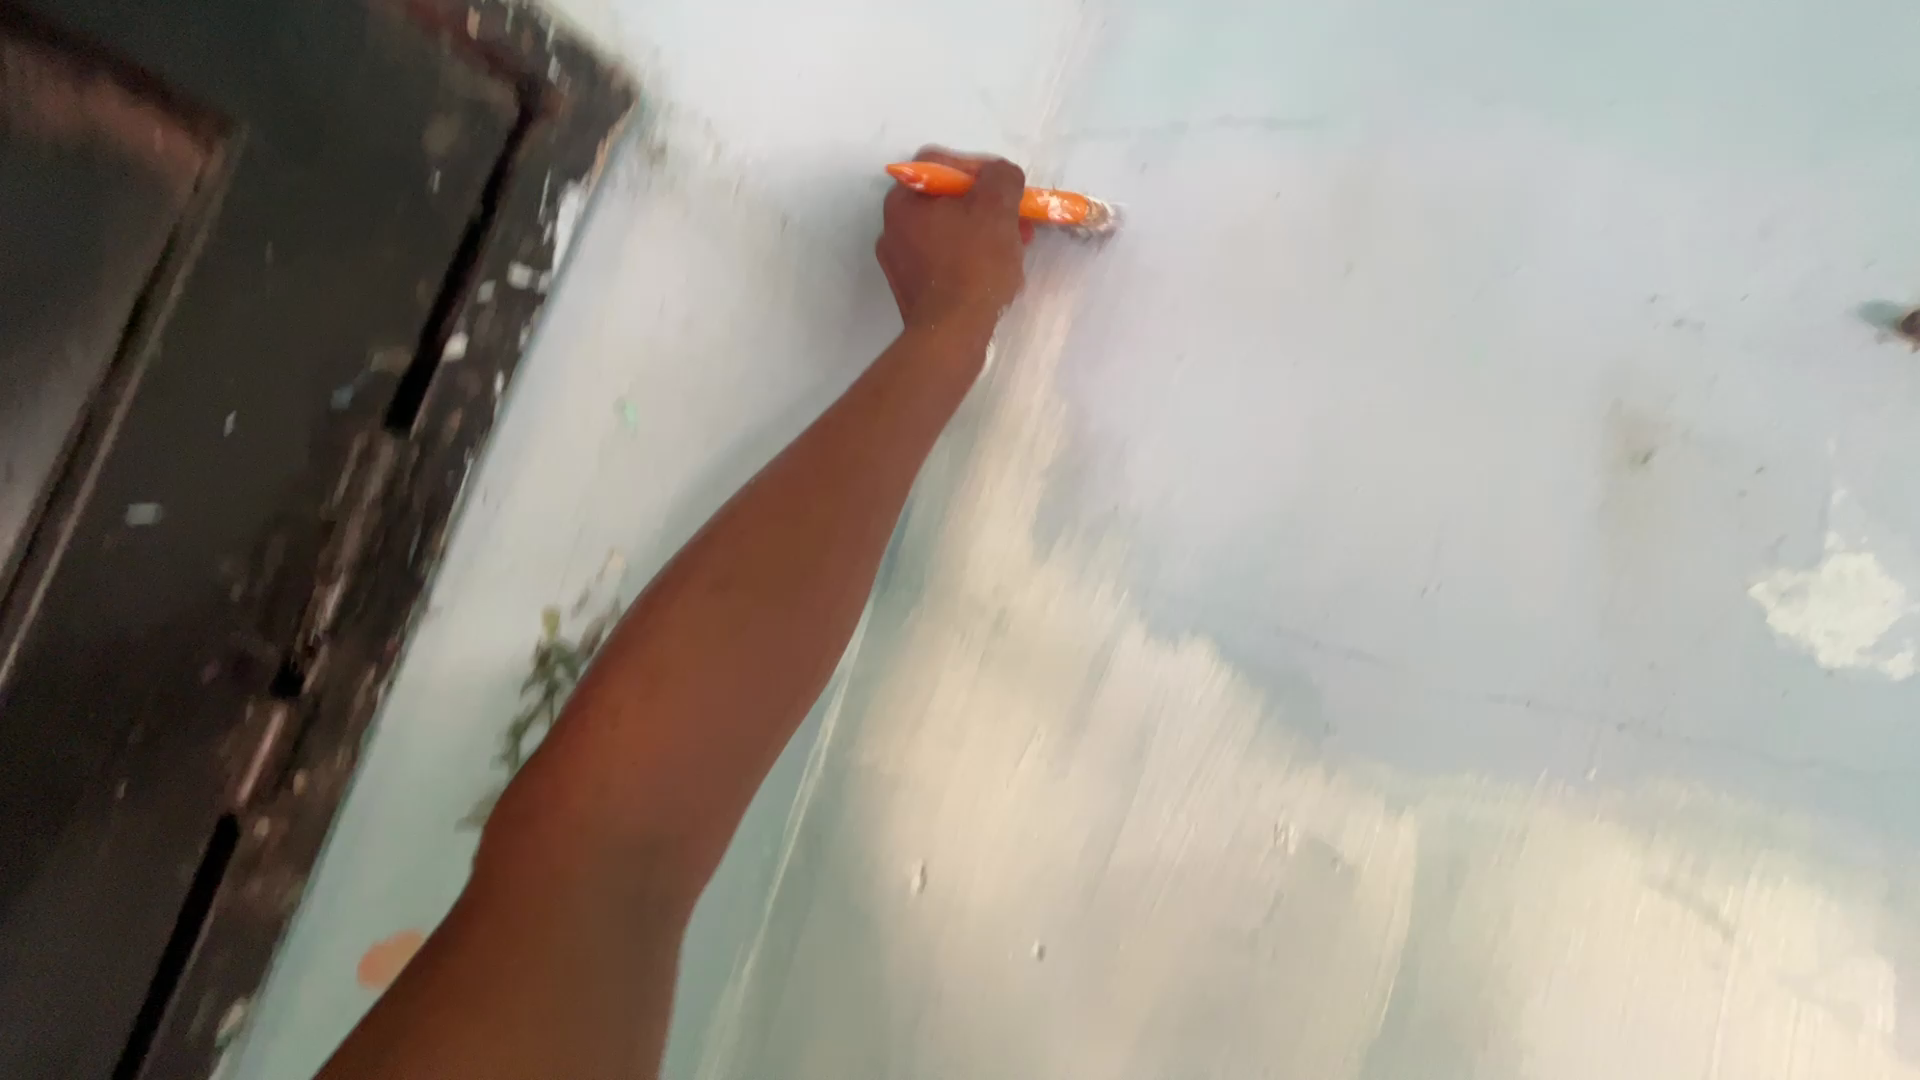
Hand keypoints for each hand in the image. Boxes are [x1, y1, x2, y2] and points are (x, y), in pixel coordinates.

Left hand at [876, 147, 1031, 334]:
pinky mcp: (913, 294)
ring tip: (1013, 251)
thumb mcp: (996, 207)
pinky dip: (970, 263)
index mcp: (902, 201)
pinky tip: (994, 277)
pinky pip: (945, 265)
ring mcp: (900, 265)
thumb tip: (1001, 177)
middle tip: (1016, 222)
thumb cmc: (973, 265)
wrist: (952, 334)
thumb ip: (1001, 177)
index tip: (1006, 190)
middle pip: (947, 202)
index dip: (979, 169)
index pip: (940, 164)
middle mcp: (892, 230)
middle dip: (986, 208)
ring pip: (949, 235)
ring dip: (983, 236)